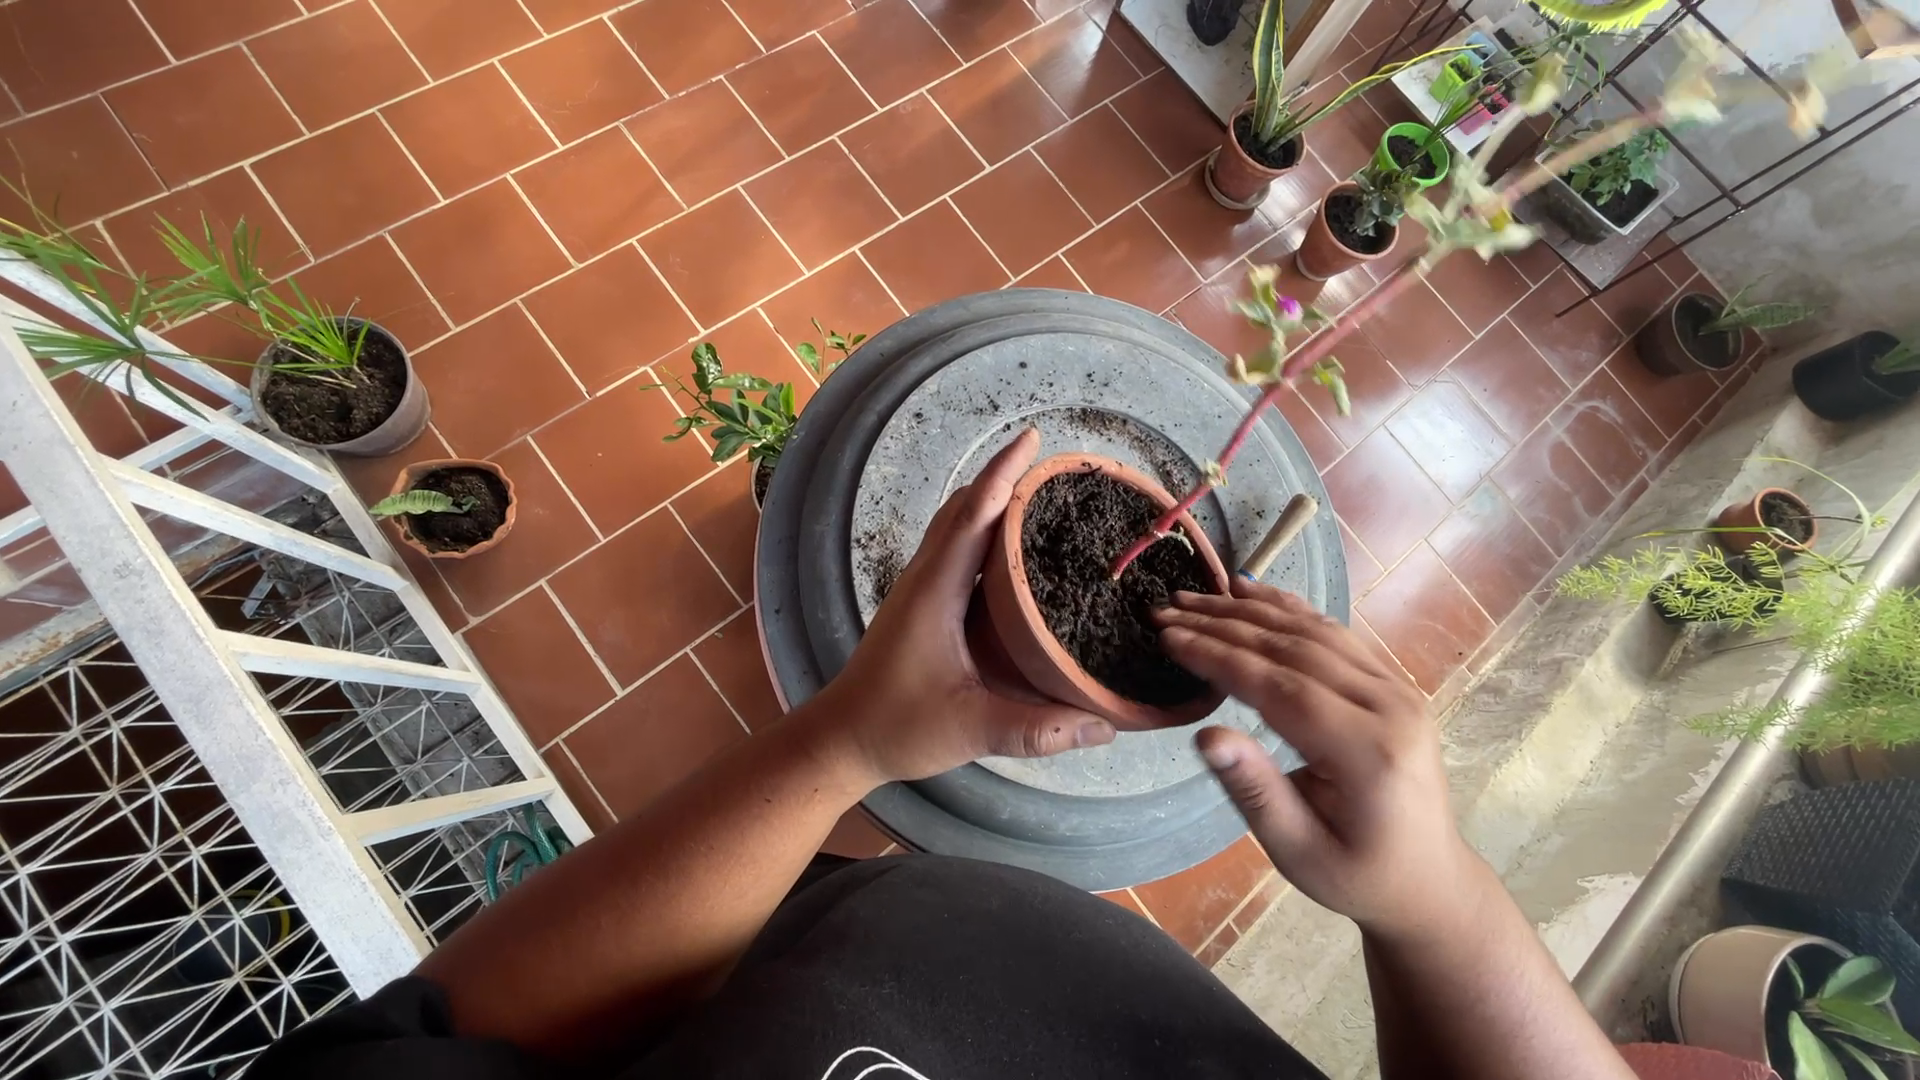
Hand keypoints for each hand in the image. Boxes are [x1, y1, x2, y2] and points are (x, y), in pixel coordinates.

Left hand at [805, 429, 1114, 786]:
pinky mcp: (922, 605)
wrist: (843, 738)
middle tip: (1051, 467)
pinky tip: (1013, 552)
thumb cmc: (896, 726)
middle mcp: (925, 577)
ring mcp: (920, 589)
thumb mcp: (971, 728)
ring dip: (992, 503)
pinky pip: (956, 552)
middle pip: (964, 509)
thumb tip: (1106, 727)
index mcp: (935, 590)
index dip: (1003, 474)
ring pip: (957, 527)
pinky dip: (984, 534)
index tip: (1033, 440)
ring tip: (1039, 497)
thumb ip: (1038, 730)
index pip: (972, 516)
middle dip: (1003, 479)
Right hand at [1155, 581, 1487, 937]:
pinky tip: (1252, 592)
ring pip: (1313, 630)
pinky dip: (1287, 608)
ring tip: (1195, 596)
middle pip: (1294, 648)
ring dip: (1248, 609)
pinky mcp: (1392, 683)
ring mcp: (1397, 689)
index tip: (1168, 636)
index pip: (1280, 687)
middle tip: (1167, 609)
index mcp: (1368, 752)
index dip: (1219, 657)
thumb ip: (1255, 791)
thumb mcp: (1298, 852)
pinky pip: (1333, 633)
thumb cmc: (1356, 875)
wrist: (1430, 881)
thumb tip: (1206, 737)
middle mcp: (1390, 707)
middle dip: (1222, 624)